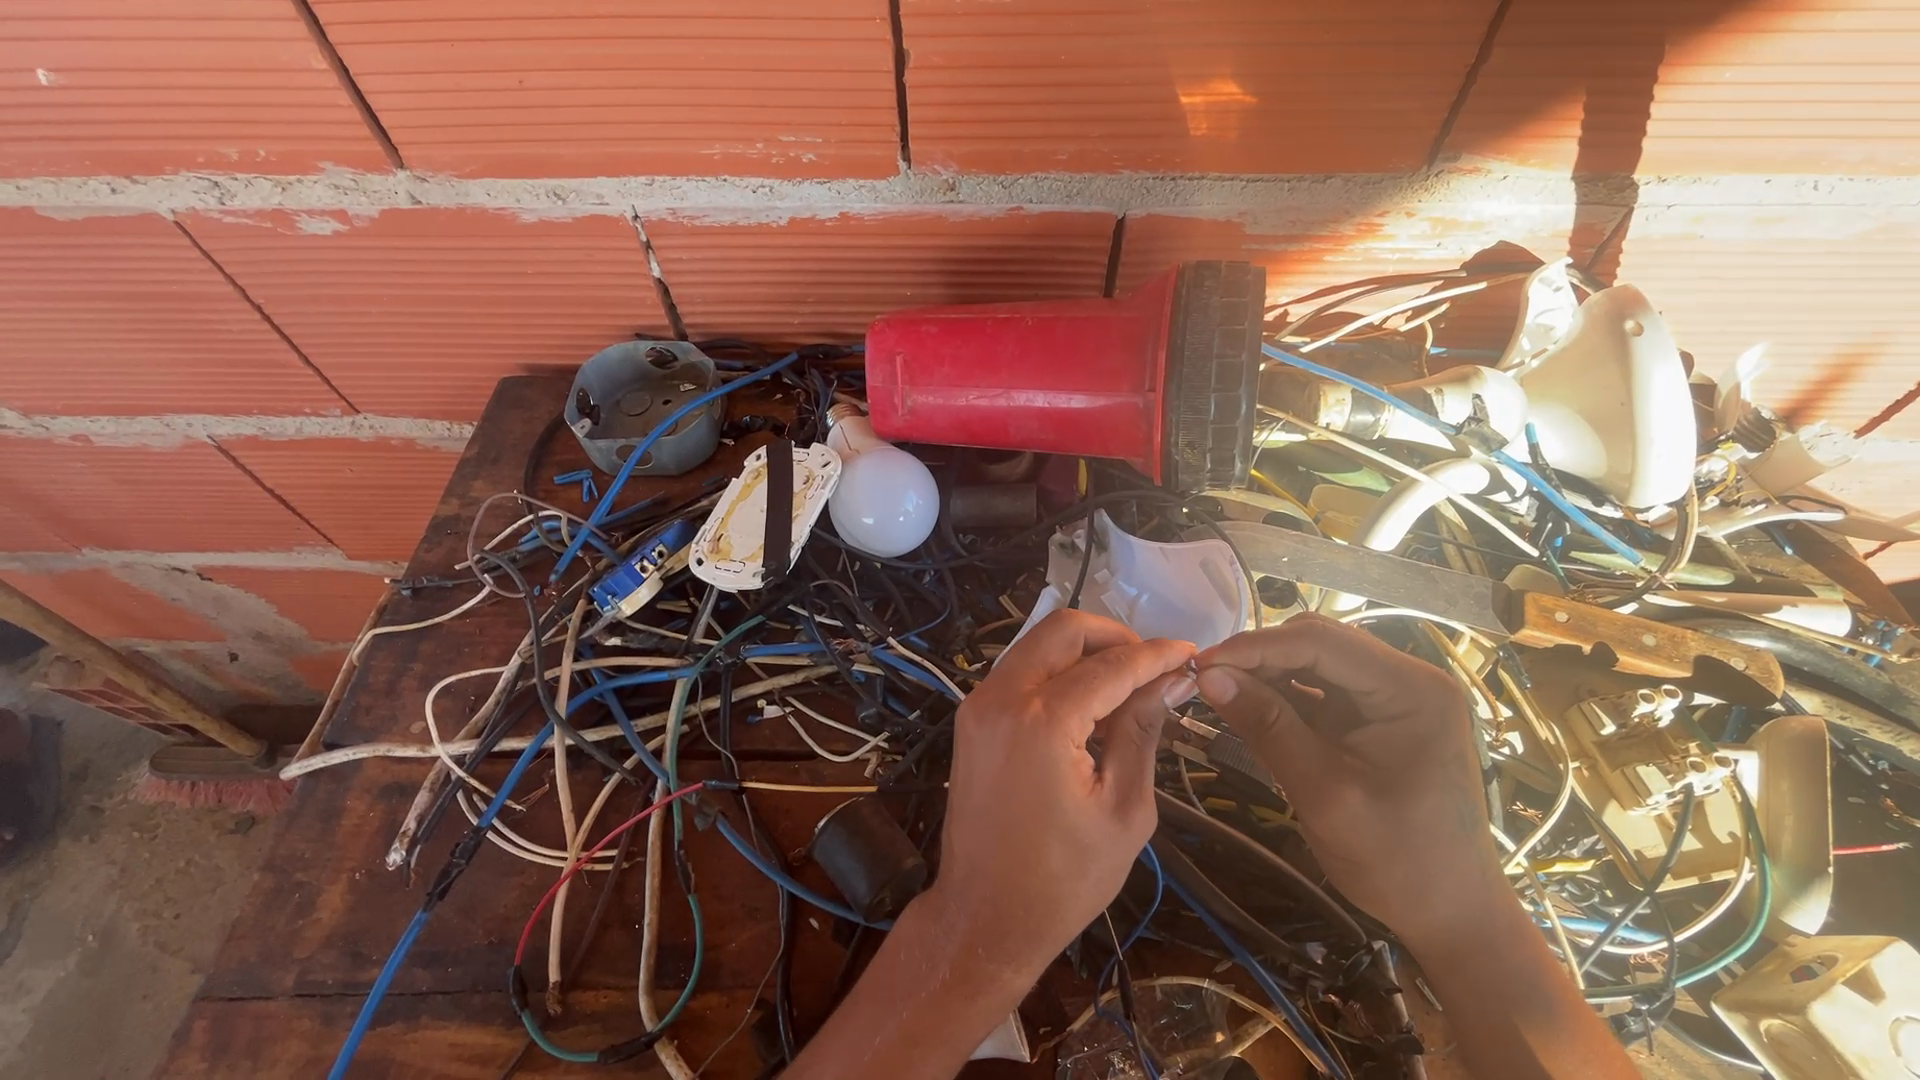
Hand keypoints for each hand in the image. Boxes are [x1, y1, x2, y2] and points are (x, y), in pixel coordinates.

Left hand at [918, 610, 1196, 983]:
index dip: (1156, 655)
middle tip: (1153, 666)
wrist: (985, 916)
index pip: (1111, 666)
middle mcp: (1002, 697)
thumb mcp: (1123, 809)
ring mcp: (979, 705)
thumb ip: (1142, 732)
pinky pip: (1019, 672)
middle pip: (1062, 629)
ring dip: (1083, 652)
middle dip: (1114, 637)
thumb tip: (1171, 681)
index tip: (1191, 652)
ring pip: (1036, 644)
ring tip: (1128, 685)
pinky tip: (1089, 702)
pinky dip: (1056, 672)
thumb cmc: (1063, 879)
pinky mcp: (971, 719)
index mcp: (1043, 720)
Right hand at [1194, 614, 1503, 947]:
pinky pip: (1323, 691)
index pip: (1320, 641)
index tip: (1201, 664)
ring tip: (1224, 693)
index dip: (1255, 646)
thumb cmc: (1396, 859)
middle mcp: (1408, 680)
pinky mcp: (1380, 719)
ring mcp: (1395, 698)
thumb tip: (1208, 676)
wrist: (1452, 914)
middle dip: (1260, 656)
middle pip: (1319, 642)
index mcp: (1411, 689)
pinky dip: (1285, 696)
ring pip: (1317, 662)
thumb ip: (1267, 727)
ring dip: (1269, 674)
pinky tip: (1254, 710)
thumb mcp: (1323, 792)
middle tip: (1209, 681)